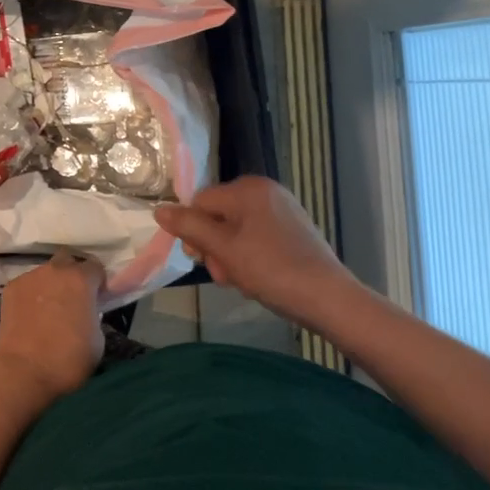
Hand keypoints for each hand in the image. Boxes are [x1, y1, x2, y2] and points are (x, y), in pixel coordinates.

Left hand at [0, 252, 104, 400]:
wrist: (24, 370)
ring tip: (49, 308)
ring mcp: (28, 277)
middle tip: (74, 296)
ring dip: (51, 284)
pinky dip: (33, 293)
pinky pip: (27, 284)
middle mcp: (53, 270)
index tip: (97, 296)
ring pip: (45, 272)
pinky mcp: (10, 288)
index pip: (95, 266)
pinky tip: (31, 314)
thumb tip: (85, 308)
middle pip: (67, 259)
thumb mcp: (97, 338)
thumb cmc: (69, 358)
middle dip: (73, 273)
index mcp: (80, 280)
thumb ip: (93, 313)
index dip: (98, 280)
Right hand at [154, 176, 364, 327]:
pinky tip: (258, 277)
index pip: (201, 201)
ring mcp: (284, 211)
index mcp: (249, 188)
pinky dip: (250, 256)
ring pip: (237, 230)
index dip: (194, 231)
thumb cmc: (272, 269)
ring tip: (242, 280)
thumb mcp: (223, 248)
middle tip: (225, 275)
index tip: (202, 259)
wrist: (331, 301)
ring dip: (230, 255)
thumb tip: (158, 208)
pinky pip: (257, 237)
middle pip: (218, 215)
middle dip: (215, 247)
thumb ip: (189, 226)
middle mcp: (267, 192)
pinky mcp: (296, 232)